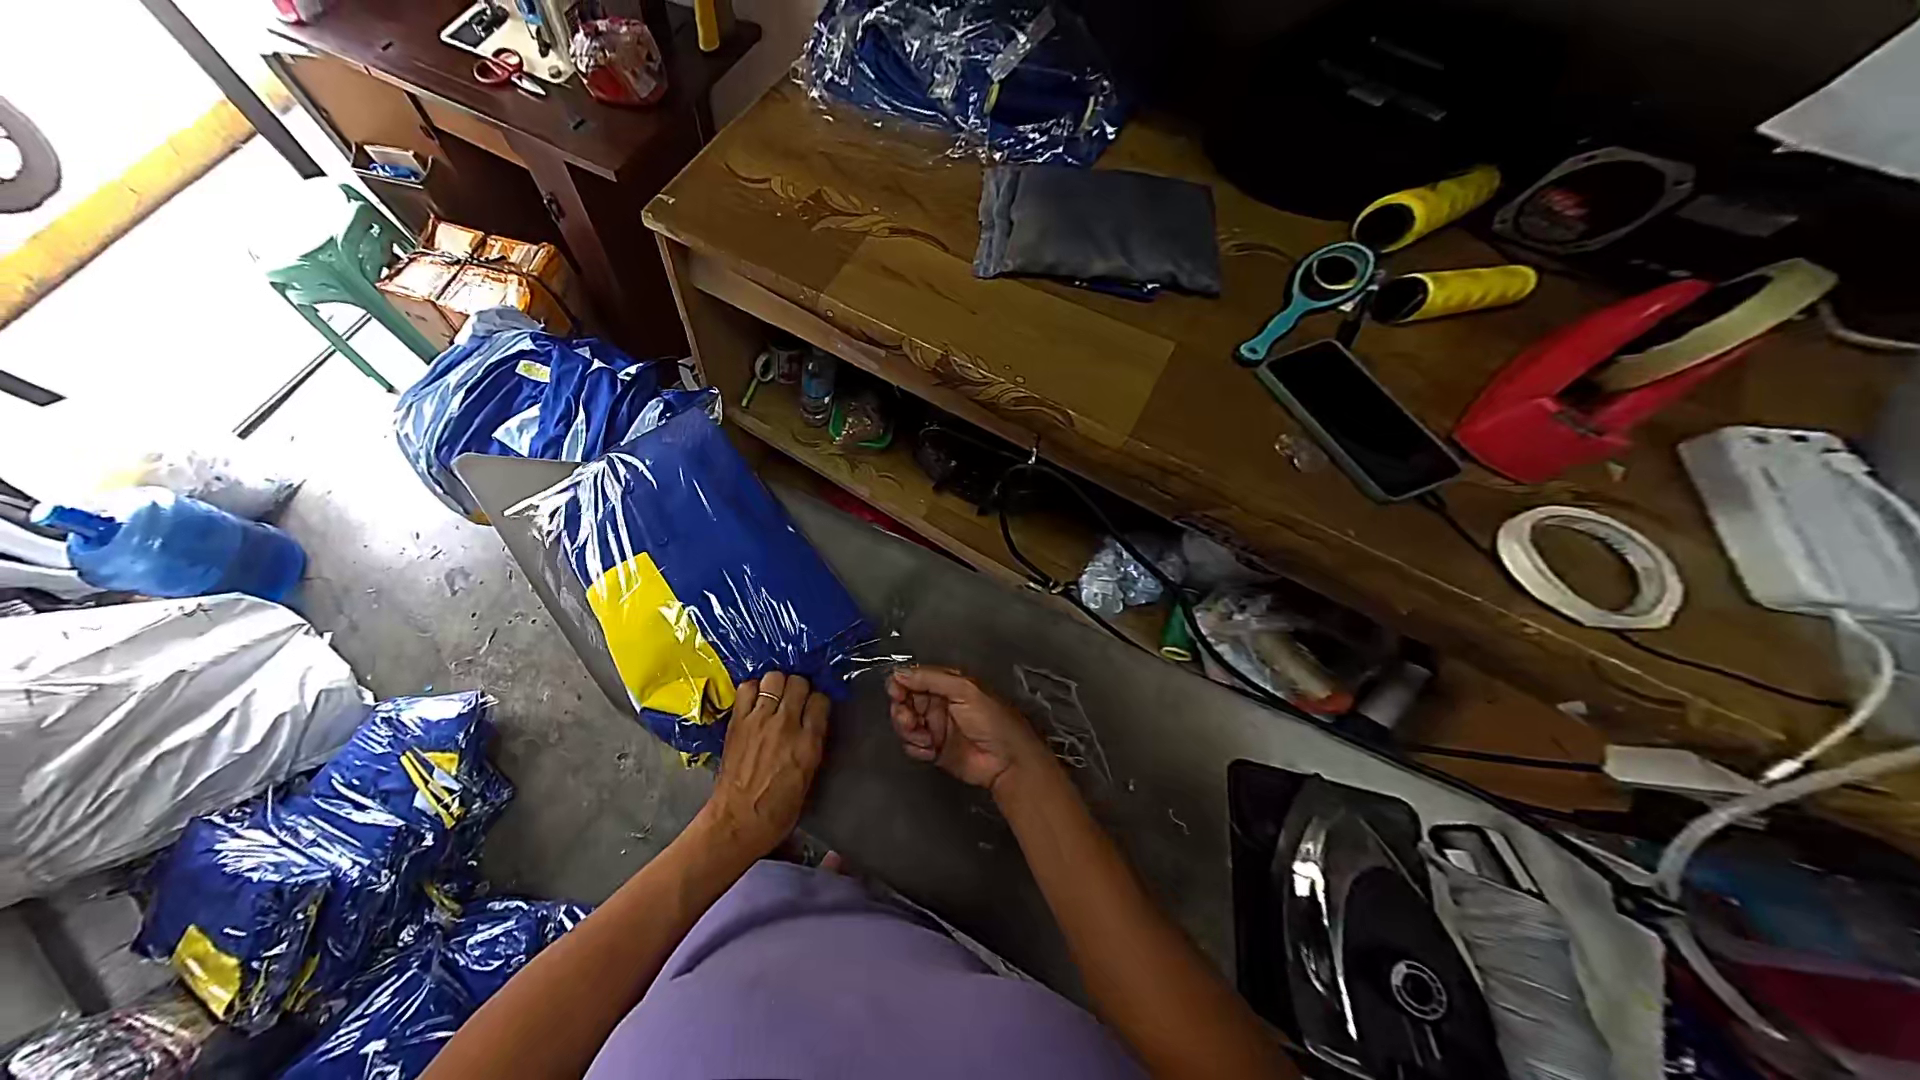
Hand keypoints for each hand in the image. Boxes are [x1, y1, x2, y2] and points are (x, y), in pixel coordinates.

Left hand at [699, 671, 828, 858]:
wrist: (738, 822)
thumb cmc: (779, 809)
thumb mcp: (810, 775)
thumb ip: (812, 743)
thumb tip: (812, 724)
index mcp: (808, 742)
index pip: (821, 700)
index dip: (818, 700)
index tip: (814, 706)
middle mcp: (786, 725)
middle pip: (798, 682)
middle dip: (799, 686)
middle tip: (794, 698)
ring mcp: (759, 720)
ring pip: (773, 678)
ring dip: (777, 683)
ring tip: (774, 695)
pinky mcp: (737, 722)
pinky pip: (746, 688)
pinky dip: (752, 688)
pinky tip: (755, 700)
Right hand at [887, 667, 1048, 792]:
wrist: (1007, 761)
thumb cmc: (993, 721)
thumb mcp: (965, 691)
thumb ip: (931, 680)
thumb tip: (900, 672)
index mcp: (947, 684)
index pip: (915, 679)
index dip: (901, 684)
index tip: (895, 692)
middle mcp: (939, 703)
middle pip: (905, 702)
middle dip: (902, 710)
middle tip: (909, 719)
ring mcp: (935, 727)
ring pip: (905, 724)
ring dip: (909, 730)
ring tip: (925, 737)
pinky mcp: (933, 749)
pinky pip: (912, 745)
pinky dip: (916, 747)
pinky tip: (931, 750)